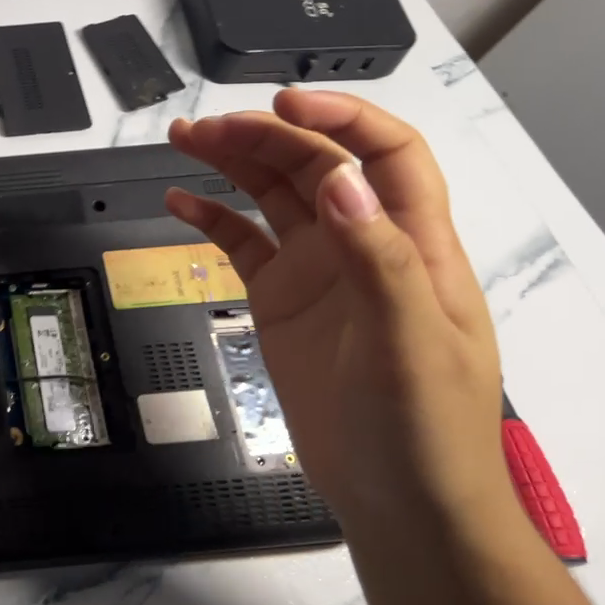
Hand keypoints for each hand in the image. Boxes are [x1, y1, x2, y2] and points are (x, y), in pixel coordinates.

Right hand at [165, 92, 516, 532]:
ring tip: (184, 141)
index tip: (284, 104)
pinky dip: (212, 219)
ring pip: (272, 196)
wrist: (398, 501)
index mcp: (412, 242)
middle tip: (203, 130)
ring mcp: (317, 270)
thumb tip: (340, 181)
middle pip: (313, 165)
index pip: (385, 154)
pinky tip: (180, 202)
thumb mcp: (411, 343)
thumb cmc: (424, 426)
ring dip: (232, 163)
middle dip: (263, 136)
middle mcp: (362, 243)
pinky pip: (242, 244)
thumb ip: (380, 258)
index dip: (341, 118)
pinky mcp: (280, 299)